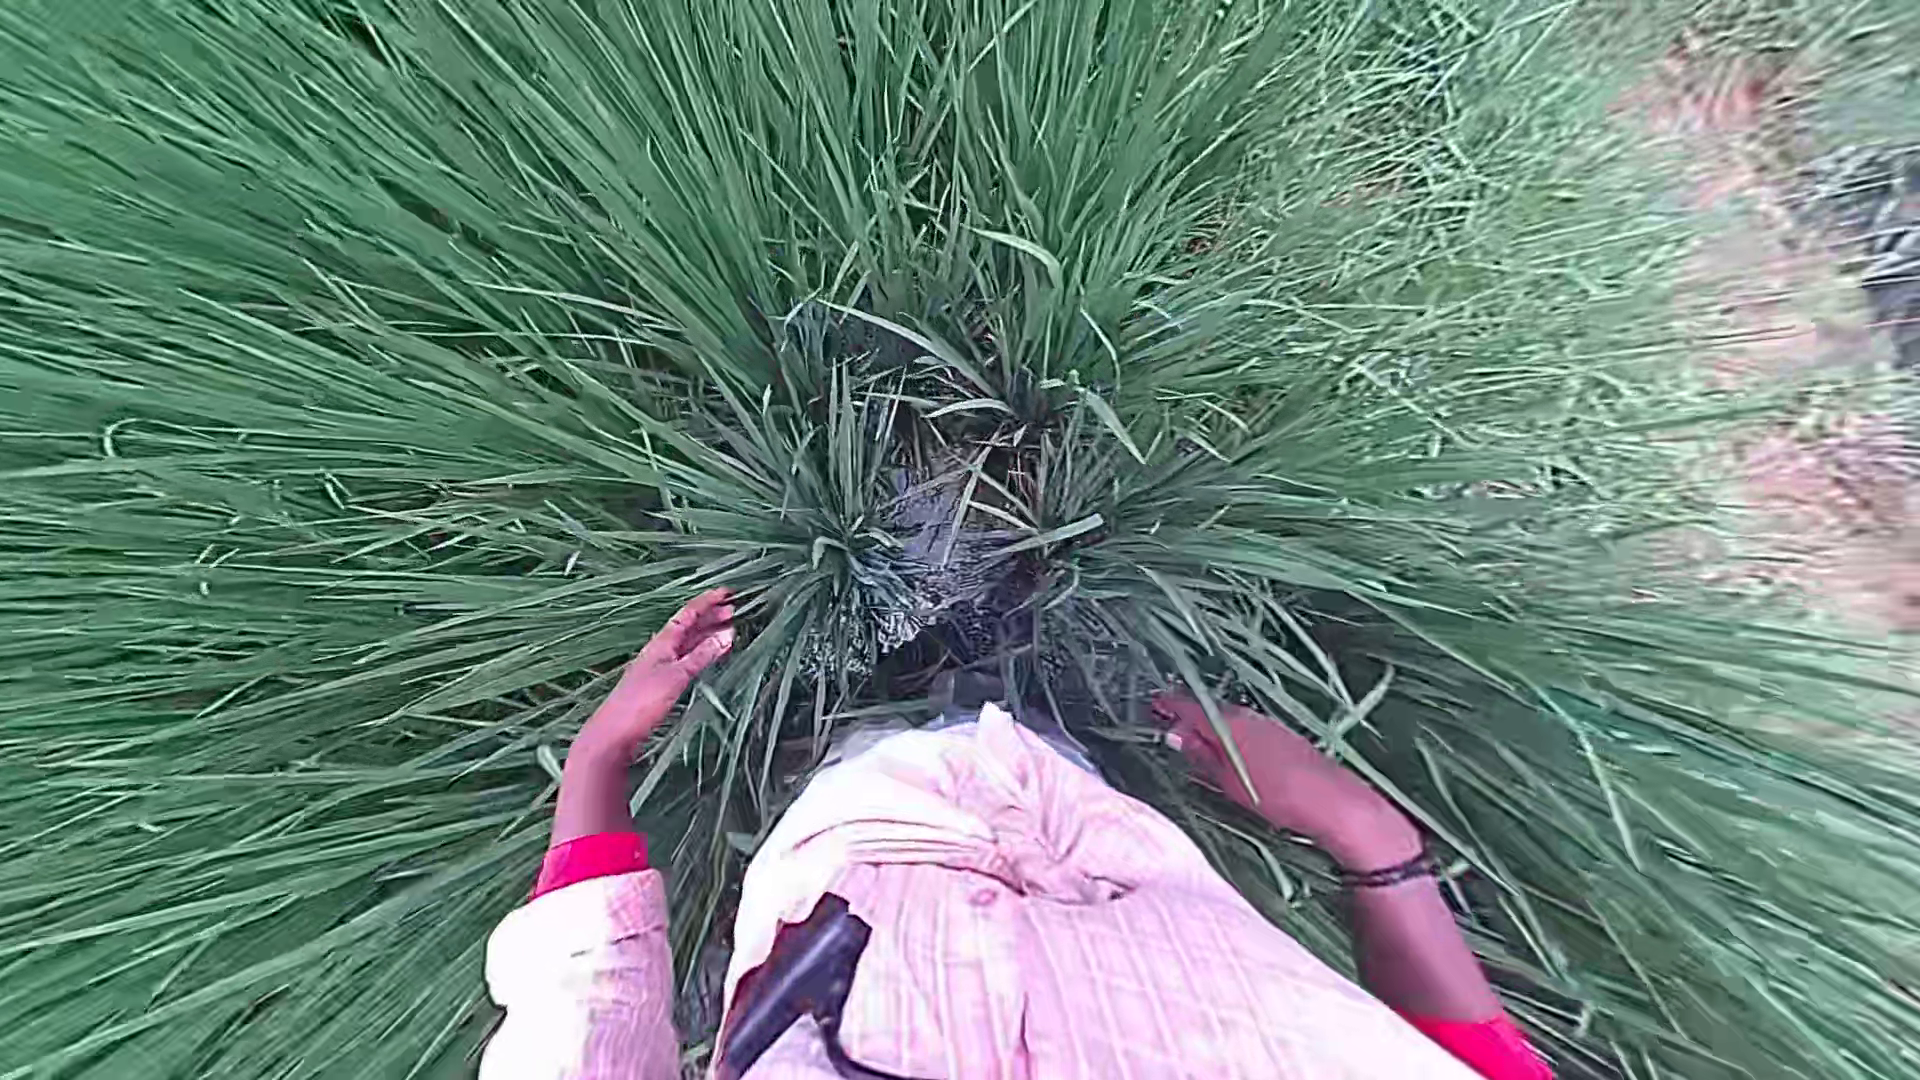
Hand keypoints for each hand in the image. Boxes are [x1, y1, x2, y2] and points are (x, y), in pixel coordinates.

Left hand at [574, 588, 733, 760]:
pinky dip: (703, 652)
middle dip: (711, 616)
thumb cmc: (641, 702)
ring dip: (708, 634)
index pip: (688, 614)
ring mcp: (661, 665)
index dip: (707, 602)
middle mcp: (661, 650)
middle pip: (689, 626)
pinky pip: (688, 658)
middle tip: (734, 610)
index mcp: (662, 642)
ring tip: (729, 630)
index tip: (727, 592)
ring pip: (690, 642)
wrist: (613, 733)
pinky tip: (711, 655)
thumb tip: (728, 634)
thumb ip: (702, 655)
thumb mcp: (677, 675)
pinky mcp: (662, 681)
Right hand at [1154, 692, 1420, 872]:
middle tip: (1171, 731)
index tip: (1152, 707)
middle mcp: (1244, 714)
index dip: (1167, 704)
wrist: (1337, 803)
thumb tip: (1175, 734)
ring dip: (1210, 727)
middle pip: (1207, 709)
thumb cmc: (1276, 795)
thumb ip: (1200, 755)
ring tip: (1199, 746)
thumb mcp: (1228, 781)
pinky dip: (1230, 733)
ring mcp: (1265, 722)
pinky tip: (1231, 753)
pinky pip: (1245, 726)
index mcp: (1225, 722)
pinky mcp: (1281, 733)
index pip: (1186, 704)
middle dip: (1187, 718)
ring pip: (1227, 718)